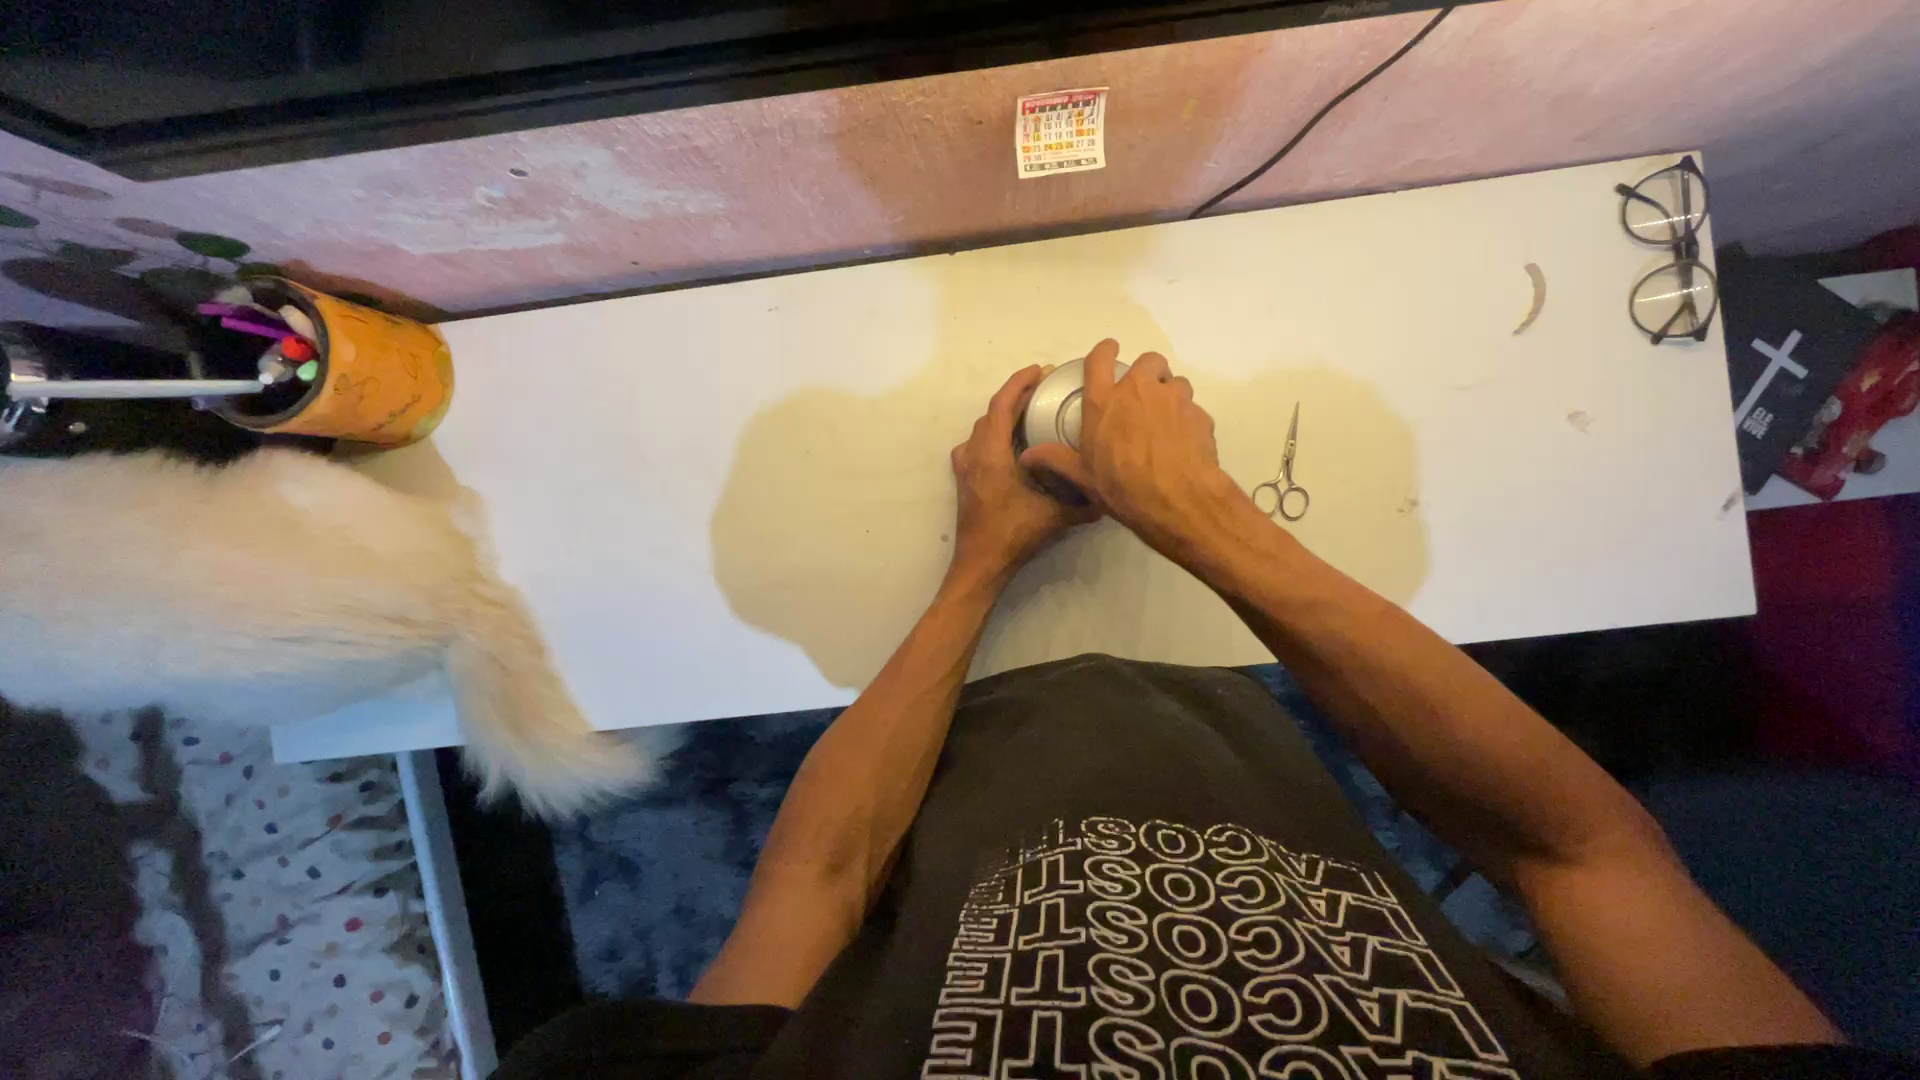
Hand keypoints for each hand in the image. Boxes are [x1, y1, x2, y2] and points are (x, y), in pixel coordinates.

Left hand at [950, 365, 1100, 582]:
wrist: (981, 565)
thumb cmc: (1013, 536)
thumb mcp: (1055, 517)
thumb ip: (1085, 504)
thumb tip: (1112, 493)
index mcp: (992, 454)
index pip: (1001, 405)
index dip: (1019, 383)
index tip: (1039, 370)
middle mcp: (974, 455)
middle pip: (991, 413)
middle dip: (1015, 396)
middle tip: (1042, 388)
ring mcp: (965, 468)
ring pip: (981, 429)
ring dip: (1002, 415)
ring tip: (1028, 412)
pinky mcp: (964, 481)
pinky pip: (975, 446)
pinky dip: (991, 435)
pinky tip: (1008, 445)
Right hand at [1020, 339, 1249, 559]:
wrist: (1176, 500)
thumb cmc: (1121, 486)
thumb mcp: (1082, 476)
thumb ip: (1055, 459)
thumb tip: (1027, 456)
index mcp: (1104, 401)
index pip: (1100, 360)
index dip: (1105, 351)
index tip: (1109, 349)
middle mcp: (1139, 391)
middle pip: (1148, 361)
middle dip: (1147, 372)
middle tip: (1143, 394)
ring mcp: (1173, 399)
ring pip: (1175, 382)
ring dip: (1170, 394)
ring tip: (1165, 418)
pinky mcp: (1199, 415)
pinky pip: (1193, 409)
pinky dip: (1187, 419)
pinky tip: (1182, 442)